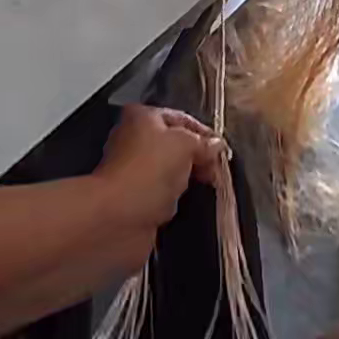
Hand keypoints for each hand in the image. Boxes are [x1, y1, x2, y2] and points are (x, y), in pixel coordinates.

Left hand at [93, 105, 224, 228]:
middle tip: (214, 171)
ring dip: (184, 184)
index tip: (220, 148)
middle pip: (175, 147)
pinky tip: (182, 207)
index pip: (182, 119)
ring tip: (200, 190)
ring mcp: (133, 174)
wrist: (118, 221)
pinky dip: (173, 205)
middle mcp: (134, 141)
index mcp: (142, 117)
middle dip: (196, 159)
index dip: (204, 133)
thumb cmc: (146, 172)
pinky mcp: (134, 204)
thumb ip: (204, 143)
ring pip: (170, 175)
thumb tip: (216, 146)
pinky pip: (163, 200)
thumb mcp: (186, 144)